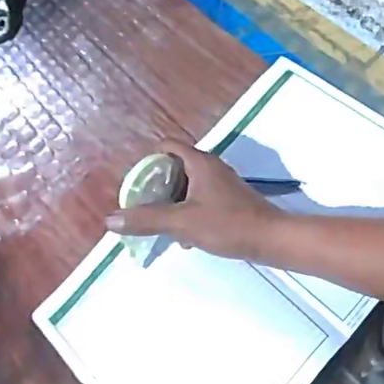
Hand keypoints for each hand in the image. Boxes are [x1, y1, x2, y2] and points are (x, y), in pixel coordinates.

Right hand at [106, 140, 281, 261]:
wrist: (271, 238)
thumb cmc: (228, 224)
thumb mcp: (182, 223)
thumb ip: (147, 219)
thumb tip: (111, 219)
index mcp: (200, 162)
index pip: (168, 145)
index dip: (149, 158)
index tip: (137, 181)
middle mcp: (212, 167)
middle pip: (176, 166)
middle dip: (158, 185)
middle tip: (143, 204)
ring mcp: (223, 183)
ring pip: (188, 186)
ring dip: (172, 202)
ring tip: (160, 223)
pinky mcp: (231, 201)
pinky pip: (201, 199)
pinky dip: (189, 211)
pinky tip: (185, 236)